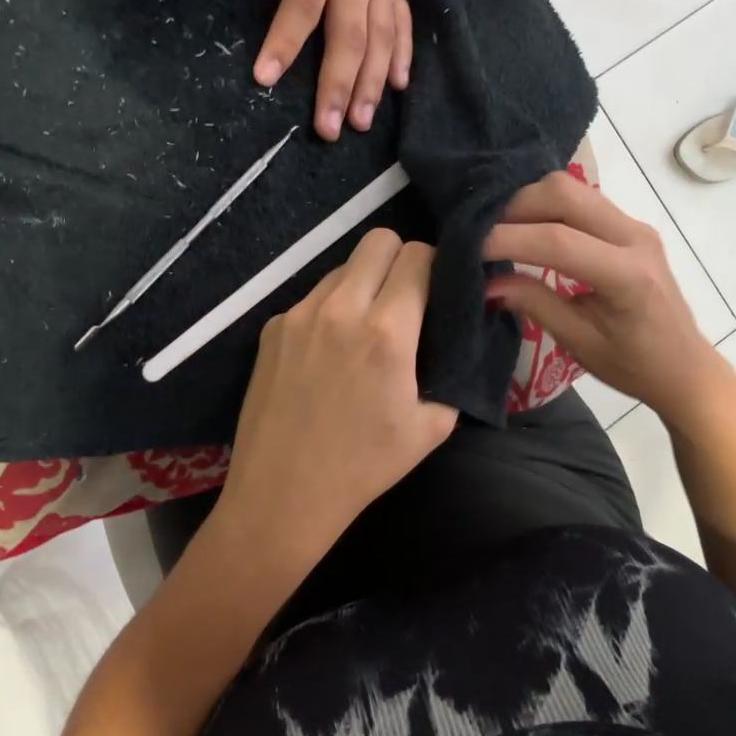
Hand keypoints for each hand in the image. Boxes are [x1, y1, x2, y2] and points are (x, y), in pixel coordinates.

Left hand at [216, 230, 455, 561]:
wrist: (281, 495)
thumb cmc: (363, 467)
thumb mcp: (432, 426)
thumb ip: (453, 370)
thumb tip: (462, 334)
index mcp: (387, 330)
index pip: (419, 256)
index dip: (437, 266)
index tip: (440, 289)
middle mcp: (341, 307)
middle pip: (378, 240)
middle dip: (401, 258)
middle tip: (408, 296)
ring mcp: (300, 314)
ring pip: (343, 266)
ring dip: (364, 282)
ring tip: (367, 325)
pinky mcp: (272, 327)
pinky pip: (313, 297)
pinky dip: (331, 308)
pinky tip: (330, 350)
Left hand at [221, 0, 412, 141]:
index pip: (302, 3)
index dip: (284, 41)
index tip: (265, 77)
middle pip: (348, 35)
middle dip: (337, 84)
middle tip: (326, 129)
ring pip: (379, 39)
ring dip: (370, 84)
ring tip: (358, 122)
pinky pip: (403, 24)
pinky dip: (401, 56)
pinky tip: (397, 87)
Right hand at [483, 173, 713, 408]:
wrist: (686, 368)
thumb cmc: (635, 365)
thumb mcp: (581, 343)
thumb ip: (535, 305)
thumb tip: (486, 283)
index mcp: (628, 275)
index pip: (558, 241)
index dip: (508, 239)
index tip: (470, 249)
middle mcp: (635, 237)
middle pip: (564, 194)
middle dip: (515, 207)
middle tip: (480, 234)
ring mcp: (634, 225)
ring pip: (571, 188)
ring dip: (528, 202)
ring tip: (498, 230)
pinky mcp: (629, 225)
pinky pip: (581, 199)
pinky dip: (545, 206)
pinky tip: (525, 227)